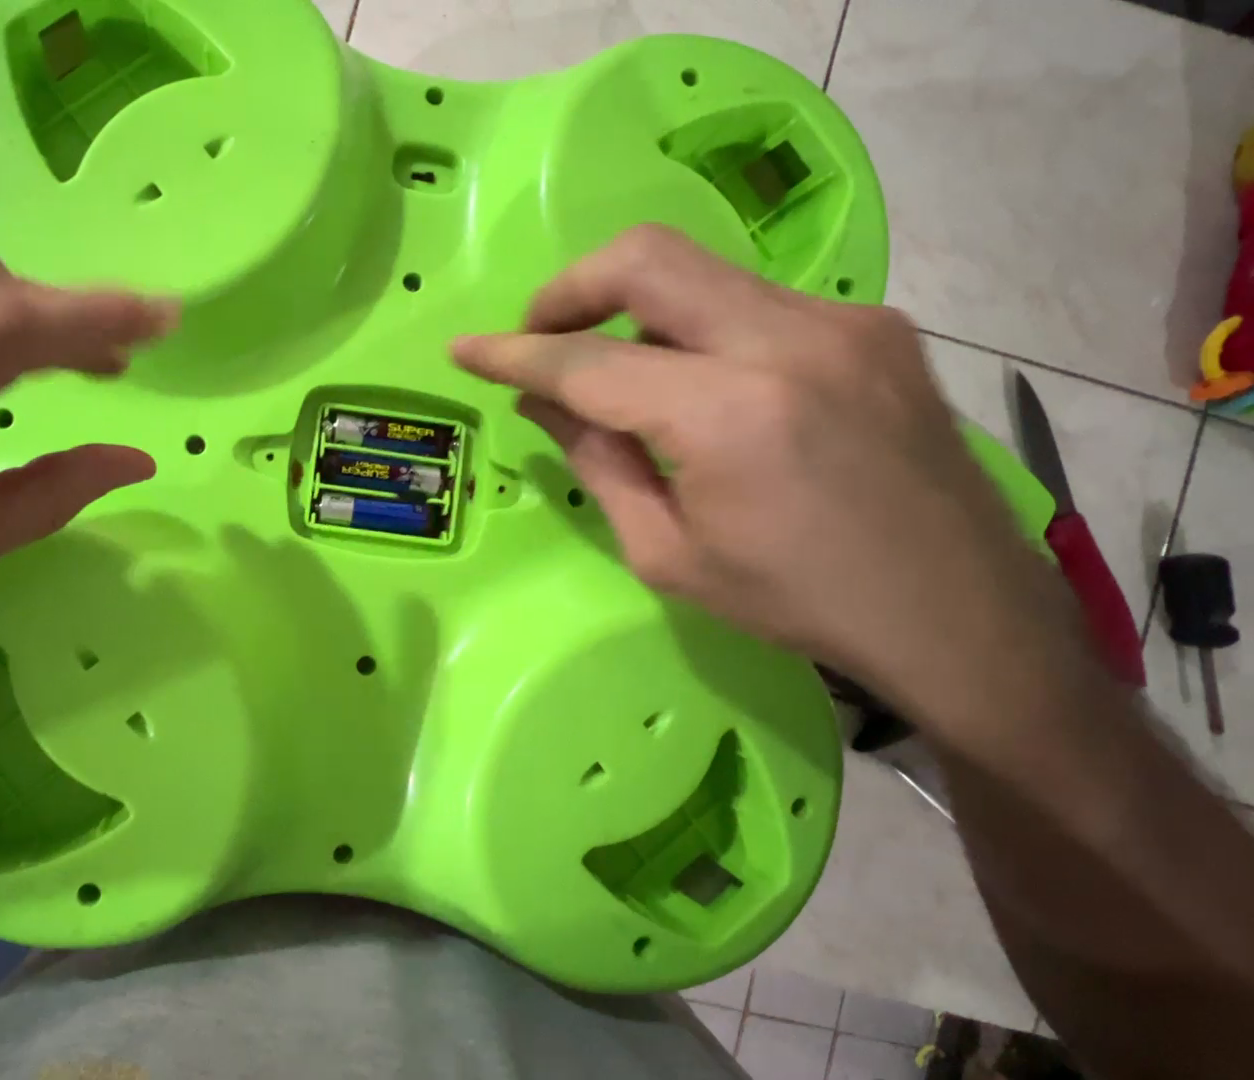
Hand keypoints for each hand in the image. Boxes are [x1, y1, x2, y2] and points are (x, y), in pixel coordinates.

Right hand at [453, 225, 1082, 704]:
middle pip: (647, 259)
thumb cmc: (796, 600)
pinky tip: (701, 387)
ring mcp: (842, 319)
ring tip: (617, 375)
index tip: (465, 350)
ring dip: (634, 311)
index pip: (589, 361)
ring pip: (700, 273)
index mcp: (729, 415)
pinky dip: (698, 330)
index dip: (515, 354)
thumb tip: (544, 401)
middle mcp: (789, 339)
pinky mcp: (874, 323)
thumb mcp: (668, 552)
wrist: (958, 611)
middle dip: (570, 289)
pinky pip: (752, 302)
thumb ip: (597, 461)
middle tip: (539, 338)